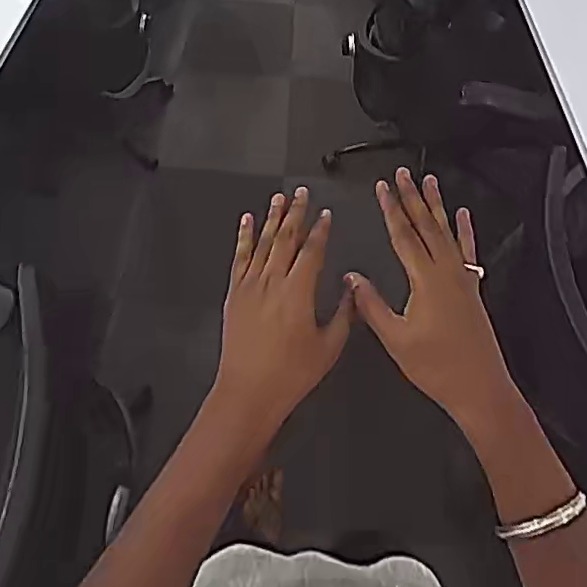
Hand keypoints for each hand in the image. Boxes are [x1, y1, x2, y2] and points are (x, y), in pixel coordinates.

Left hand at [212, 188, 352, 442]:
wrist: (248, 393)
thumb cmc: (289, 375)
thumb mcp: (329, 346)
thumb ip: (344, 313)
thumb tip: (351, 290)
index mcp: (298, 293)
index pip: (312, 250)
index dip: (320, 230)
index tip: (326, 215)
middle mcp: (272, 283)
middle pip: (285, 238)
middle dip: (295, 212)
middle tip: (301, 193)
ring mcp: (250, 287)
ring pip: (262, 242)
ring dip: (271, 218)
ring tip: (278, 198)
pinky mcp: (235, 295)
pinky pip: (239, 258)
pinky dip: (244, 237)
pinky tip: (246, 223)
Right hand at [347, 168, 519, 430]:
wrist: (479, 386)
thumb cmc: (440, 368)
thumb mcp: (396, 339)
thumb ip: (371, 306)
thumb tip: (353, 281)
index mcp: (426, 281)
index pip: (404, 235)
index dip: (391, 208)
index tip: (383, 188)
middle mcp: (448, 272)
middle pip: (426, 224)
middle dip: (412, 196)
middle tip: (403, 174)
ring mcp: (463, 278)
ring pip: (447, 231)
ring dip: (437, 205)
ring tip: (430, 183)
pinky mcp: (473, 287)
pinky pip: (468, 250)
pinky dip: (465, 230)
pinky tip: (463, 216)